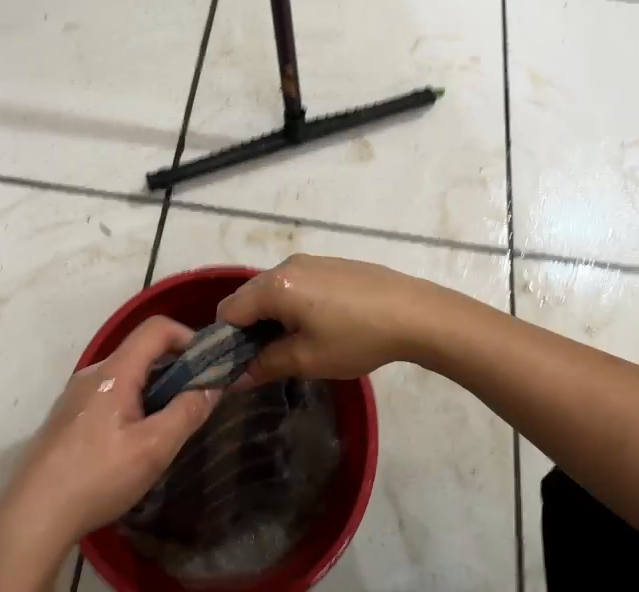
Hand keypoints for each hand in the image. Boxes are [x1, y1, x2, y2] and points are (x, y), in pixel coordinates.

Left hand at [0, 317, 219, 589]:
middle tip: (194, 401)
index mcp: (115, 371)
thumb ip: (187, 412)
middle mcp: (93, 373)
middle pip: (141, 352)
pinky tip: (132, 444)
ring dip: (152, 390)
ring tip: (166, 427)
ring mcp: (75, 395)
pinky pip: (108, 395)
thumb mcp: (153, 449)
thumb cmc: (97, 477)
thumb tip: (213, 385)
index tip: (208, 365)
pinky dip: (131, 405)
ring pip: (125, 376)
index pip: (156, 328)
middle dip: (174, 369)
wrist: (31, 517)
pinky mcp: (67, 418)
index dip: (187, 336)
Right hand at [215, 254, 464, 381]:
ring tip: (289, 348)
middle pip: (247, 296)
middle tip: (261, 362)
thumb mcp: (308, 359)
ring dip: (269, 317)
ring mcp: (310, 261)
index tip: (234, 367)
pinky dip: (290, 305)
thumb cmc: (357, 338)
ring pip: (272, 289)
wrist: (414, 312)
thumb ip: (266, 365)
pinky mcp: (330, 264)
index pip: (229, 310)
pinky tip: (314, 327)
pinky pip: (294, 284)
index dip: (224, 341)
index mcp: (275, 286)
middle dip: (246, 329)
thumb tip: (235, 378)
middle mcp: (287, 265)